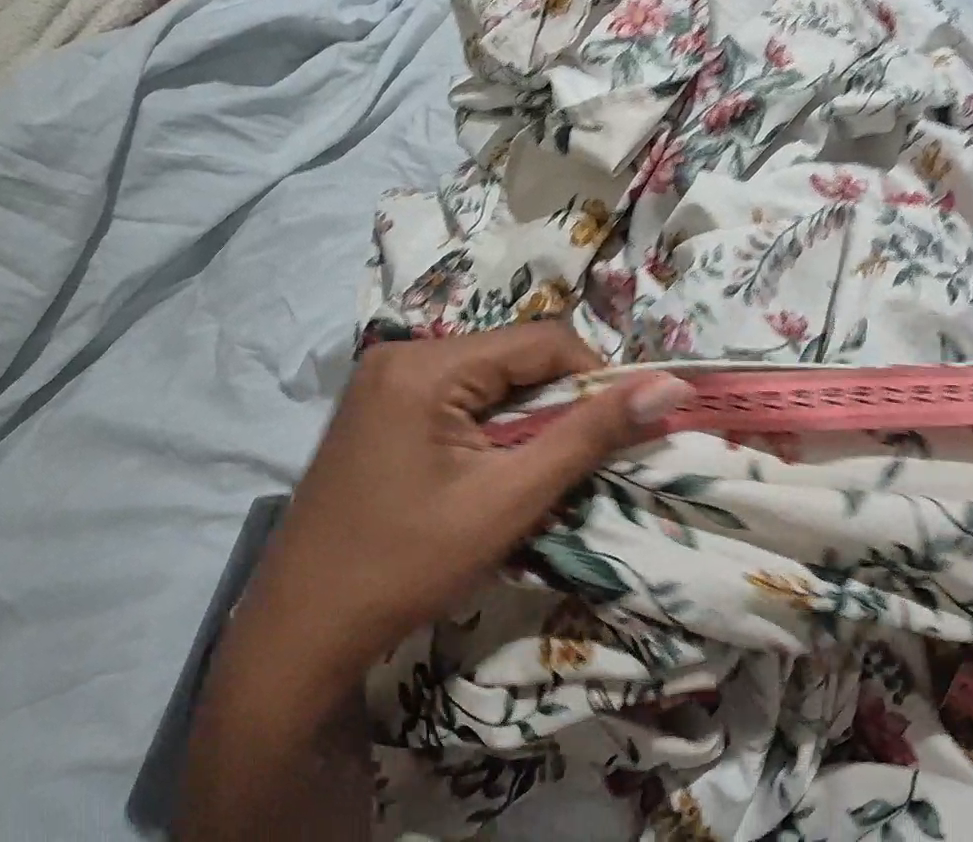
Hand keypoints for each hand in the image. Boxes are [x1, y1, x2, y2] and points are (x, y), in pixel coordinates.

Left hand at [238, 322, 693, 689]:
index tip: (618, 431)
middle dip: (559, 403)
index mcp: (426, 365)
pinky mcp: (378, 410)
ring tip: (535, 476)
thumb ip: (591, 435)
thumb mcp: (510, 499)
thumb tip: (671, 386)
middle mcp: (400, 355)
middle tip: (576, 463)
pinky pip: (459, 399)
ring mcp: (382, 383)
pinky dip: (493, 429)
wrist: (301, 632)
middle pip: (514, 357)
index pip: (543, 340)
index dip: (596, 377)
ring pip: (491, 379)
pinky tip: (491, 475)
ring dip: (529, 420)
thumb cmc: (408, 564)